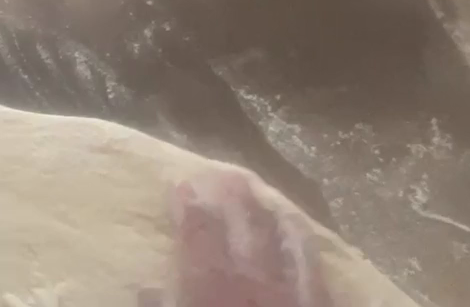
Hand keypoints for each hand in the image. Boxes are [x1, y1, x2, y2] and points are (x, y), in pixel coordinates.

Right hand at [168, 170, 333, 306]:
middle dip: (234, 201)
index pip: (199, 233)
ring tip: (268, 199)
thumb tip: (147, 289)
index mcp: (211, 285)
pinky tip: (307, 244)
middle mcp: (254, 284)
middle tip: (224, 175)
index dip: (190, 205)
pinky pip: (321, 281)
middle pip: (246, 232)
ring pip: (291, 253)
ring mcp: (295, 299)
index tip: (182, 183)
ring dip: (278, 222)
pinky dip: (309, 256)